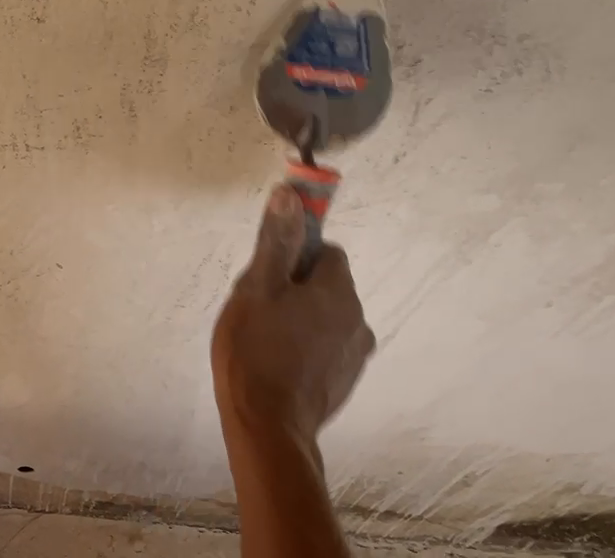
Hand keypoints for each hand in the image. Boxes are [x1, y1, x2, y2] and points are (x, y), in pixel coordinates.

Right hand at [211, 186, 374, 446]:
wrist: (267, 421)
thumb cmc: (255, 346)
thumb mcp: (257, 286)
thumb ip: (277, 240)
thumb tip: (290, 194)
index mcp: (339, 293)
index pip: (329, 252)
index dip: (297, 254)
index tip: (267, 271)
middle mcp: (358, 320)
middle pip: (327, 284)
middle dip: (295, 285)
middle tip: (258, 303)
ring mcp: (355, 354)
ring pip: (326, 315)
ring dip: (300, 314)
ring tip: (264, 332)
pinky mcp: (345, 379)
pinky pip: (326, 344)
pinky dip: (305, 342)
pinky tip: (276, 357)